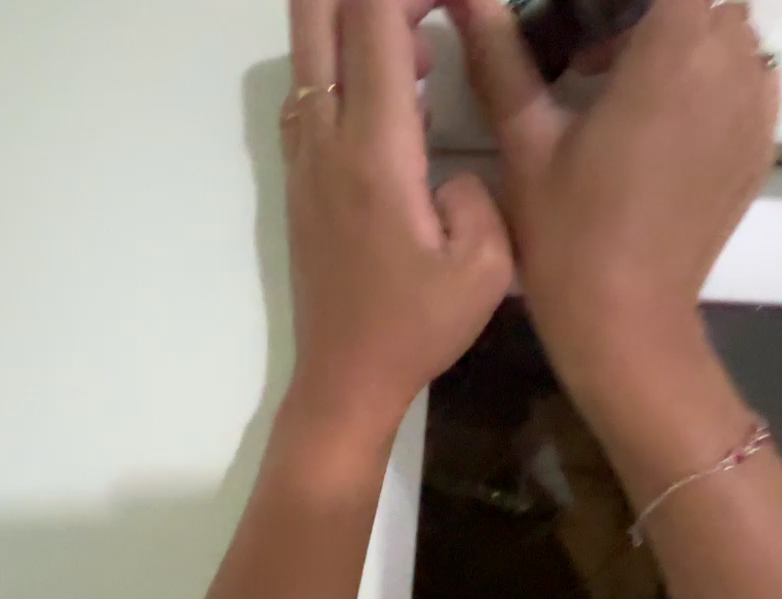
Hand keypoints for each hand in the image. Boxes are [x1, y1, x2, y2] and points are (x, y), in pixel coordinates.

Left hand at [279, 0, 513, 453]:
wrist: (344, 380)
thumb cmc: (414, 331)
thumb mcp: (485, 268)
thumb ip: (480, 193)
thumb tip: (453, 170)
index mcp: (374, 151)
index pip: (374, 16)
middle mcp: (324, 141)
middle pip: (316, 12)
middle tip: (431, 16)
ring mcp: (302, 162)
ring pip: (307, 53)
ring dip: (358, 31)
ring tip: (422, 66)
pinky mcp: (297, 186)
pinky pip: (307, 99)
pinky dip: (343, 75)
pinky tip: (392, 110)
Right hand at [448, 0, 778, 380]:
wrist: (626, 322)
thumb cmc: (567, 237)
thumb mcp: (525, 149)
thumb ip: (502, 62)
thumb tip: (469, 1)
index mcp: (673, 50)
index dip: (620, 1)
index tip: (583, 32)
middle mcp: (732, 64)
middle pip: (704, 0)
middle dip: (651, 16)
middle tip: (593, 65)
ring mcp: (755, 110)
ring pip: (733, 36)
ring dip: (685, 45)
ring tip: (630, 100)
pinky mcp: (759, 150)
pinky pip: (751, 83)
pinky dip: (712, 85)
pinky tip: (665, 133)